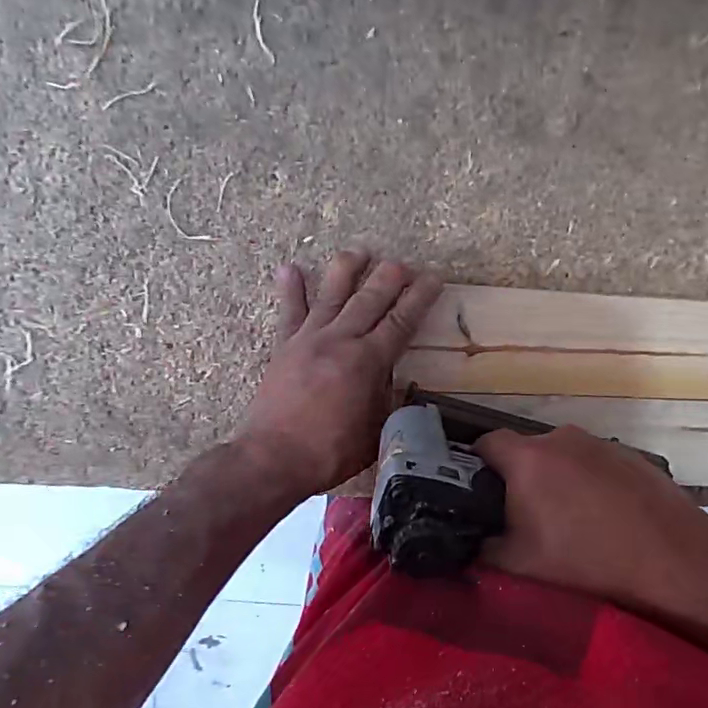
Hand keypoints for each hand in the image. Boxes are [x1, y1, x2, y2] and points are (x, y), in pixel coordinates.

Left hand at [235, 252, 442, 496]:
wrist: (273, 457)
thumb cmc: (330, 451)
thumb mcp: (376, 430)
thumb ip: (389, 400)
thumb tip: (398, 384)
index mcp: (368, 361)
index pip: (402, 320)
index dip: (420, 297)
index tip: (433, 279)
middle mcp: (341, 340)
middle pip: (371, 298)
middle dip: (391, 276)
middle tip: (405, 263)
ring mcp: (310, 339)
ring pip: (332, 294)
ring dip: (348, 269)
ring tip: (360, 250)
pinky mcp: (285, 347)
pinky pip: (290, 311)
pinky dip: (291, 288)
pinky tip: (290, 268)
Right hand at [474, 425, 707, 611]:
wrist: (673, 560)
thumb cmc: (586, 561)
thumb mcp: (519, 565)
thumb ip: (483, 548)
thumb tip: (471, 540)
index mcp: (528, 457)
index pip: (486, 443)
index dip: (476, 466)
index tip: (479, 493)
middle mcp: (563, 438)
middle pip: (527, 451)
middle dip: (520, 479)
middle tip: (525, 519)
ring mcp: (602, 444)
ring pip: (565, 458)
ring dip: (559, 481)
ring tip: (572, 524)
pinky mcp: (634, 456)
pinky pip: (597, 465)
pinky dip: (593, 485)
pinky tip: (607, 520)